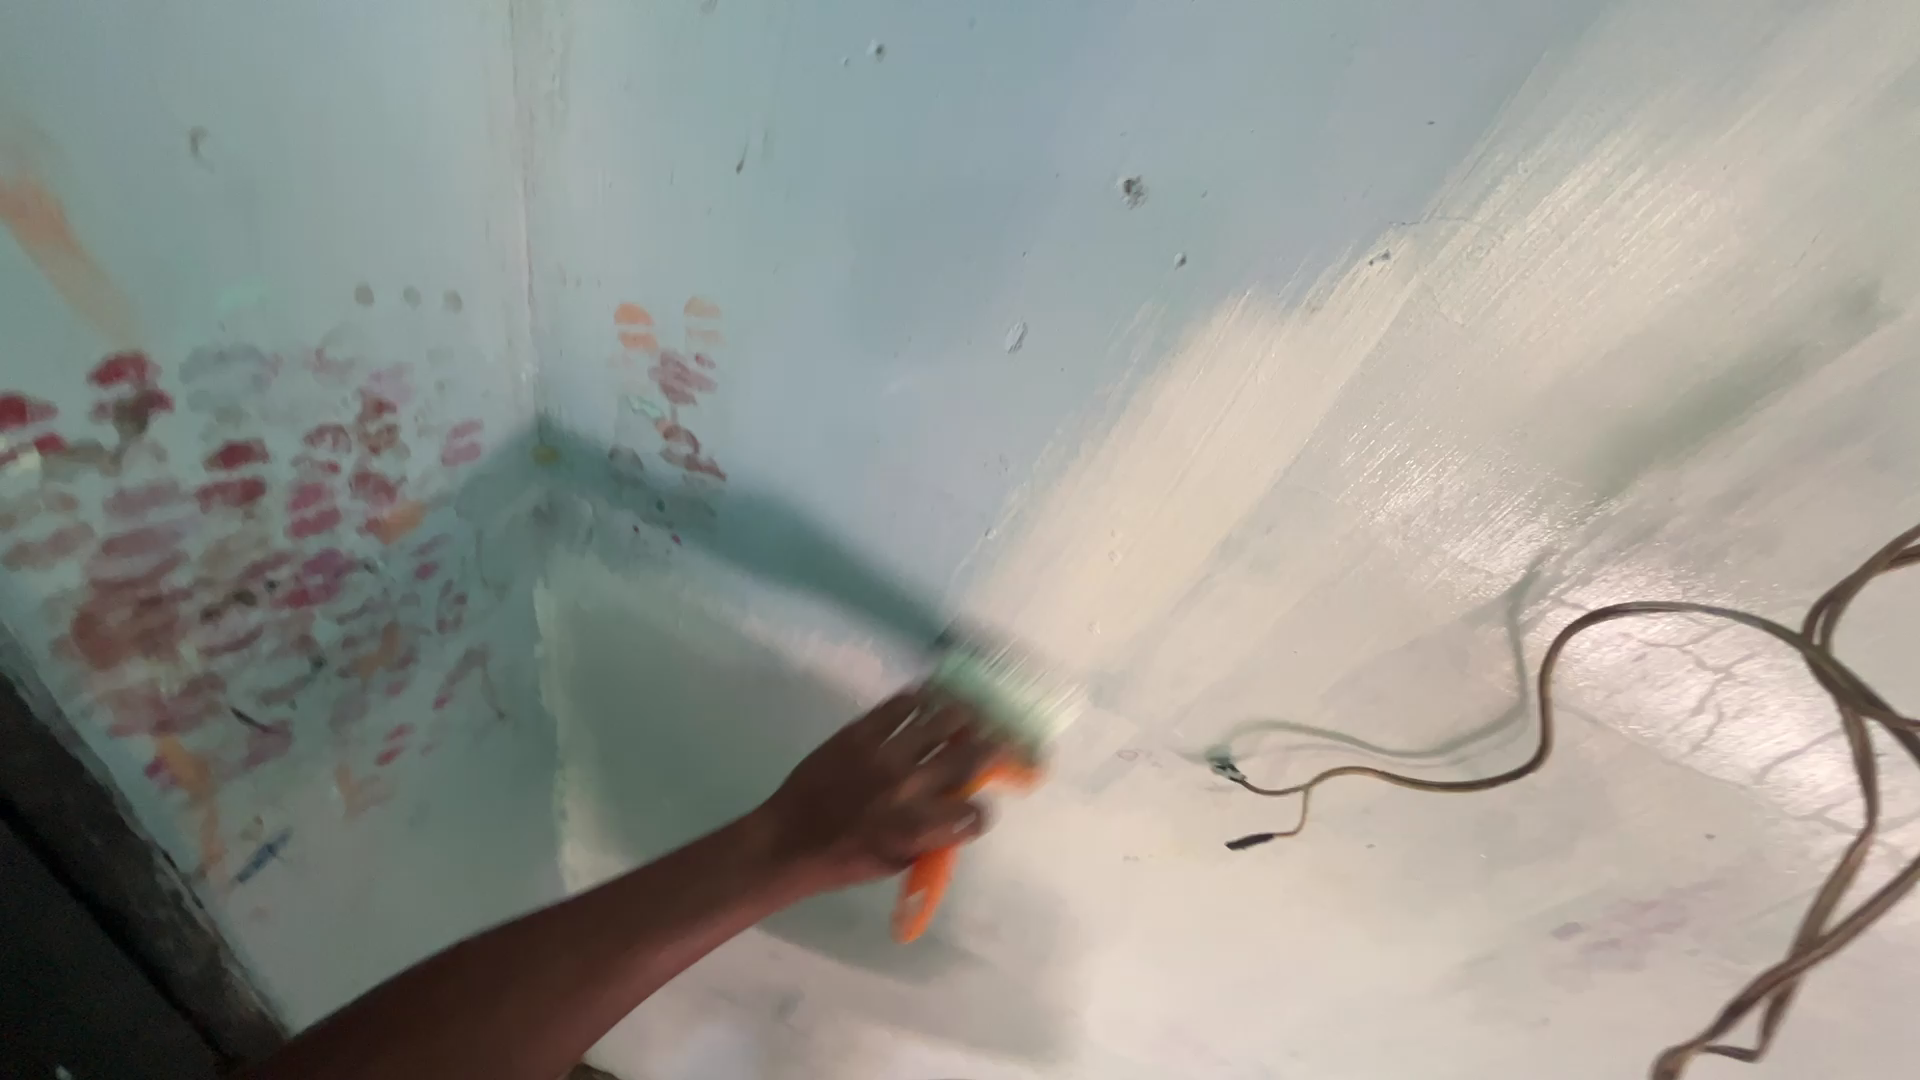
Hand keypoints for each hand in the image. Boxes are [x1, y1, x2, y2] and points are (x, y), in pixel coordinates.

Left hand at [750, 686, 998, 893]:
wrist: (787, 839)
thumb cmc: (841, 860)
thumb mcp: (893, 862)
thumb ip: (930, 837)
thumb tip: (956, 810)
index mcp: (917, 827)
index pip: (973, 813)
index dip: (982, 811)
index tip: (980, 804)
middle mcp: (908, 787)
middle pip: (968, 757)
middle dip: (993, 748)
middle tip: (1002, 738)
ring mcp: (884, 755)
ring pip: (941, 722)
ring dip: (963, 716)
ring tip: (971, 711)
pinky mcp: (860, 733)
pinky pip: (900, 707)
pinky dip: (919, 700)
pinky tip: (928, 698)